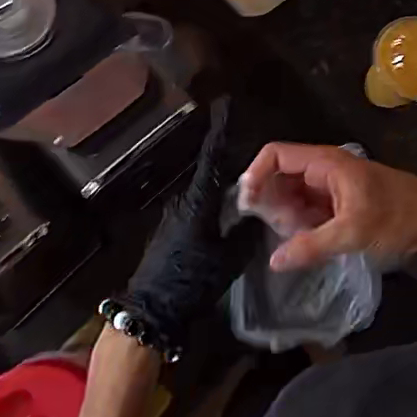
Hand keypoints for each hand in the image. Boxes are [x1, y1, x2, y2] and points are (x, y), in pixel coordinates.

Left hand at [117, 98, 260, 347]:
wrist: (151, 310)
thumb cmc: (191, 279)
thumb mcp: (230, 256)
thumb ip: (248, 229)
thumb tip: (260, 212)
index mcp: (198, 201)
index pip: (212, 157)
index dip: (220, 131)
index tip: (225, 106)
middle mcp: (185, 201)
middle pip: (213, 171)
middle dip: (236, 162)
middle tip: (265, 159)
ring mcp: (178, 214)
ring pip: (210, 190)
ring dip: (230, 186)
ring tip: (259, 187)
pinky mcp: (176, 228)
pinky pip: (204, 205)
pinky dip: (221, 202)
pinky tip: (238, 212)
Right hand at [238, 142, 416, 271]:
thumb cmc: (397, 216)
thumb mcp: (354, 232)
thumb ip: (311, 245)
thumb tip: (275, 260)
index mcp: (326, 163)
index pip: (276, 154)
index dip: (255, 175)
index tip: (248, 206)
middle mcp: (325, 168)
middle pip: (280, 176)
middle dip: (274, 204)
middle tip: (285, 231)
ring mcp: (332, 185)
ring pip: (293, 195)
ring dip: (290, 217)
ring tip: (303, 240)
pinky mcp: (340, 201)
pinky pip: (309, 207)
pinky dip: (304, 223)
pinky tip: (312, 242)